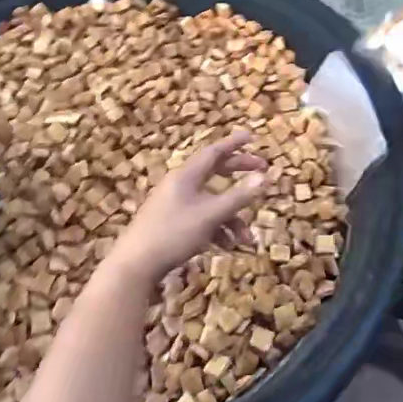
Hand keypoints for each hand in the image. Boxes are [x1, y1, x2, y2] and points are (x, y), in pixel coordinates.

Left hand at [108, 131, 266, 287]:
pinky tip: (226, 247)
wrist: (136, 264)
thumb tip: (266, 176)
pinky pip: (200, 218)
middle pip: (213, 173)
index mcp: (187, 175)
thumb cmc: (174, 233)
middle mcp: (180, 185)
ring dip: (231, 217)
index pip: (214, 152)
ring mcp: (174, 204)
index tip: (252, 137)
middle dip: (238, 176)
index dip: (234, 144)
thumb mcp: (212, 214)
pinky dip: (216, 229)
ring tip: (246, 239)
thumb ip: (240, 196)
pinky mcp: (171, 224)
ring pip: (210, 202)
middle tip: (261, 174)